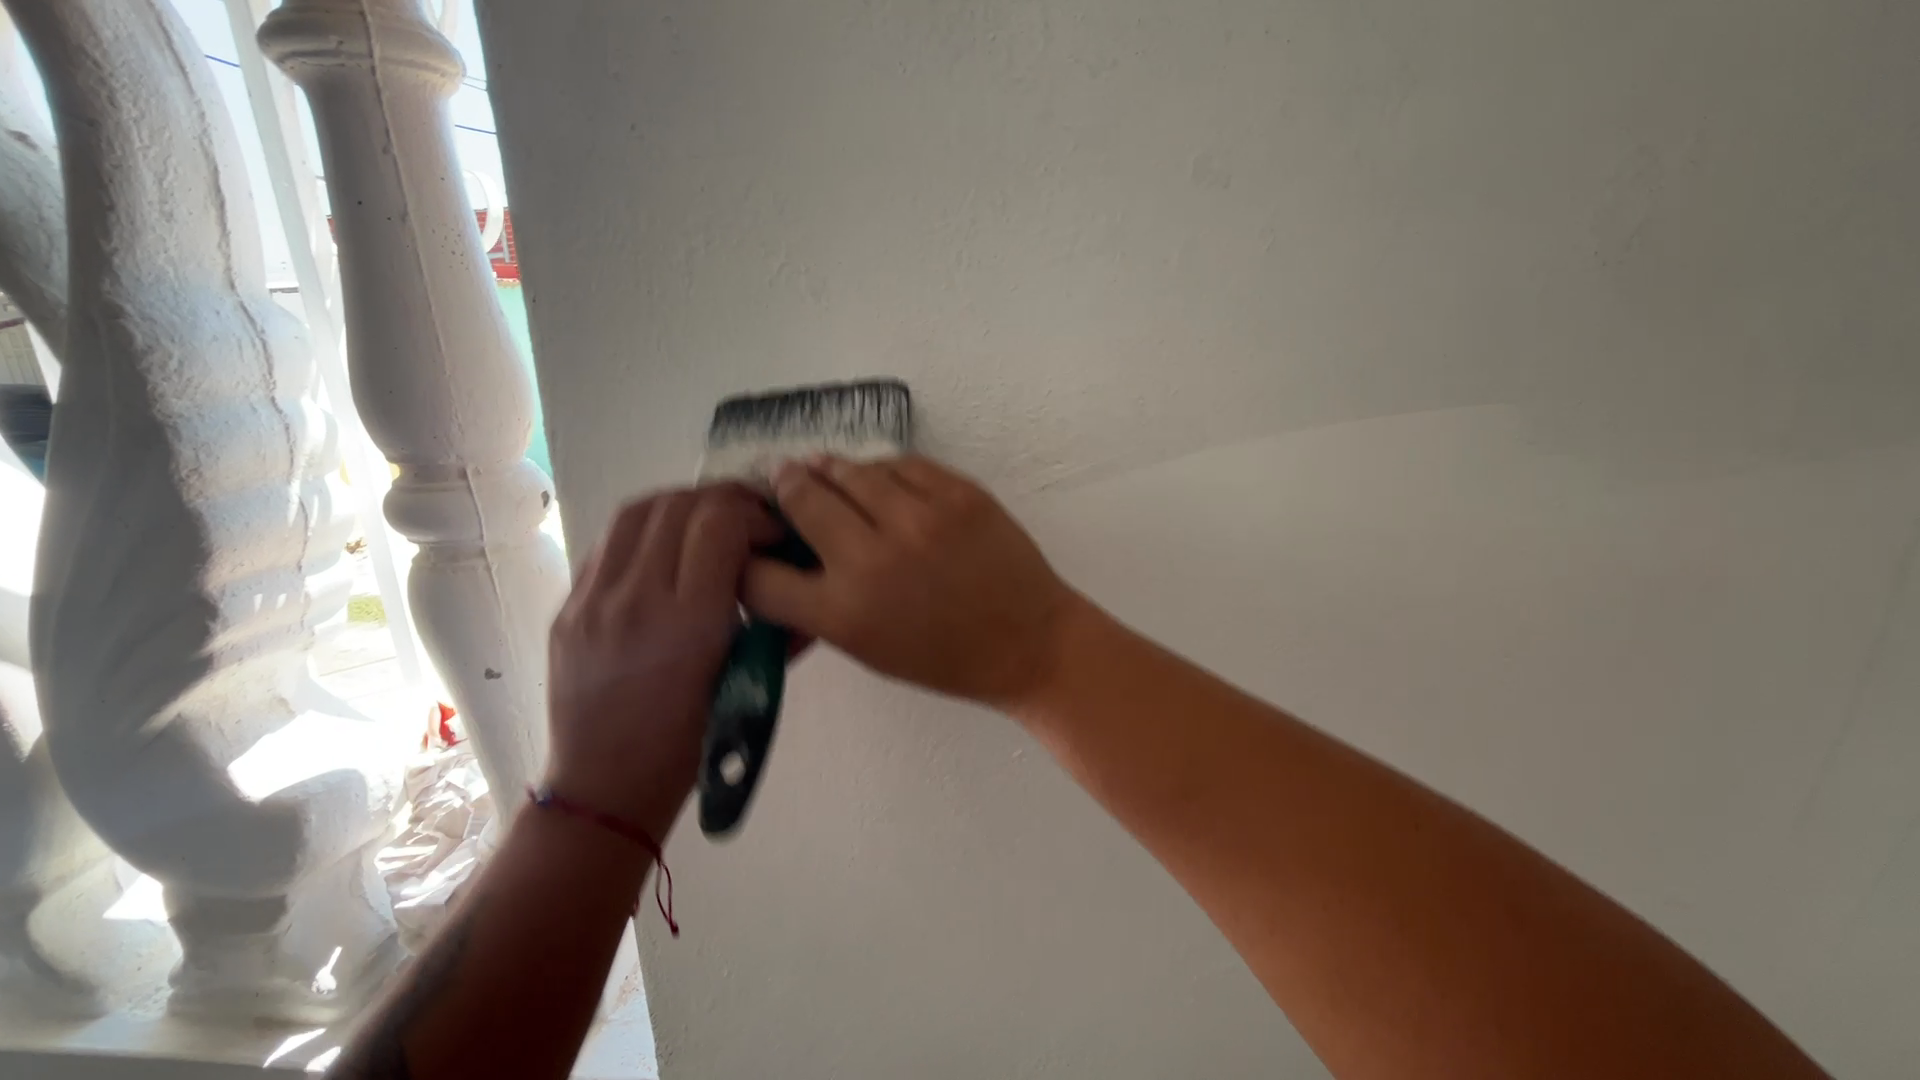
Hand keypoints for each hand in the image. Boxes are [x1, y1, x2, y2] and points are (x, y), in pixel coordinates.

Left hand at [544, 484, 779, 835]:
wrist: (603, 790)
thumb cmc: (687, 750)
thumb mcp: (745, 688)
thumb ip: (777, 630)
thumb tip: (806, 587)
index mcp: (687, 625)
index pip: (719, 524)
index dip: (754, 515)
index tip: (774, 534)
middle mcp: (634, 600)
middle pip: (679, 505)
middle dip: (724, 500)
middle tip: (749, 520)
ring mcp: (591, 600)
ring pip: (638, 511)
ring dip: (682, 503)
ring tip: (708, 521)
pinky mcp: (567, 606)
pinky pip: (609, 542)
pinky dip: (647, 528)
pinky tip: (666, 548)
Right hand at [743, 455, 1080, 709]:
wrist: (1029, 642)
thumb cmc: (944, 659)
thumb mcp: (869, 649)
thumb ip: (820, 608)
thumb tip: (783, 563)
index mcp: (843, 614)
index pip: (760, 576)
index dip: (746, 560)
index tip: (752, 543)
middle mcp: (872, 559)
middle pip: (800, 499)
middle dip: (783, 488)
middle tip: (781, 478)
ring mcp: (918, 519)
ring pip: (849, 470)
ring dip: (826, 468)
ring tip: (818, 466)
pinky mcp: (957, 493)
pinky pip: (901, 463)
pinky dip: (882, 469)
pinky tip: (876, 476)